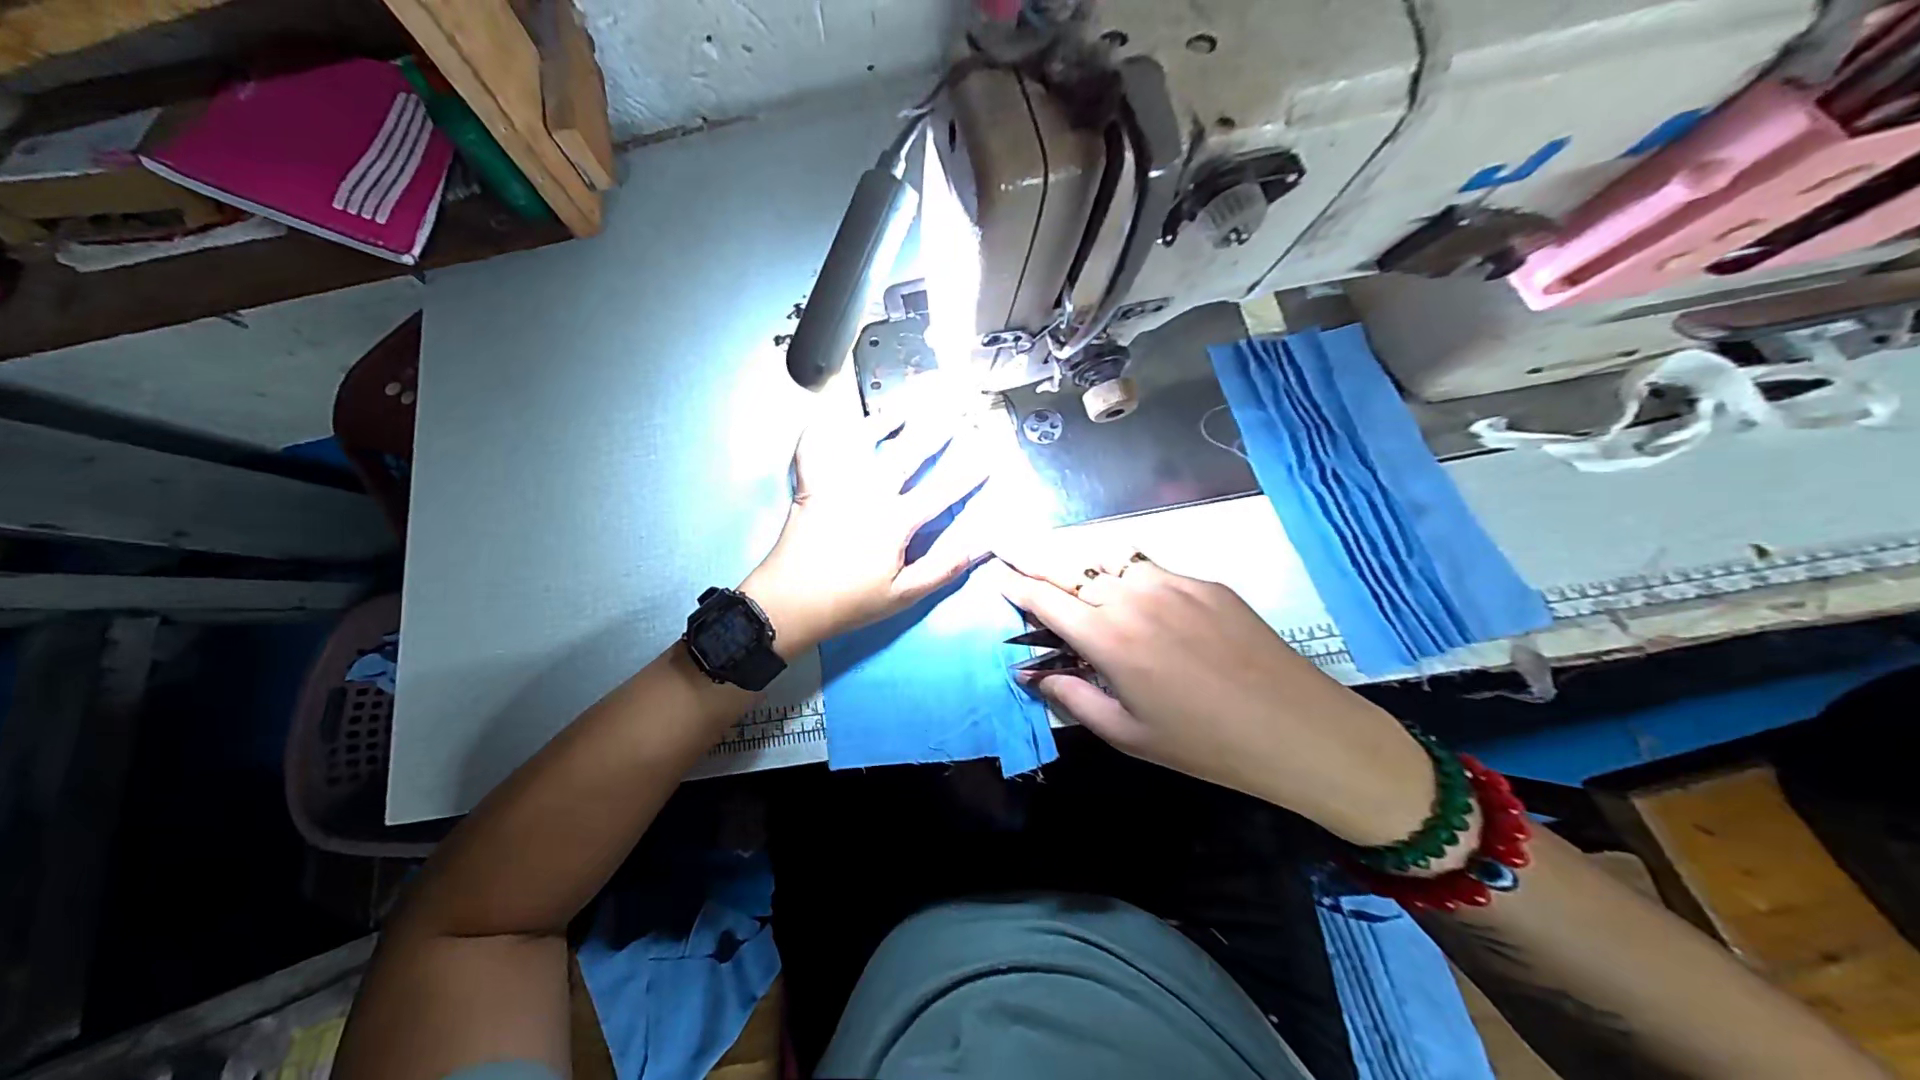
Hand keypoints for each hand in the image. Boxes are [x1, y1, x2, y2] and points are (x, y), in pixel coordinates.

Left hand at [741, 401, 994, 658]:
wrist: (788, 603)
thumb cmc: (848, 603)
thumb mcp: (904, 595)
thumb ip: (943, 568)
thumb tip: (980, 545)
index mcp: (895, 522)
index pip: (942, 491)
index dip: (969, 473)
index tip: (989, 454)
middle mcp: (868, 494)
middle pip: (907, 453)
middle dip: (935, 430)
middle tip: (954, 409)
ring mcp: (837, 486)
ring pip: (864, 442)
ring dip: (887, 420)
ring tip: (906, 405)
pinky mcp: (811, 487)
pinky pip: (813, 450)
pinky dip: (820, 430)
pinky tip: (829, 416)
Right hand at [984, 547, 1437, 846]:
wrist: (1297, 727)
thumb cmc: (1203, 743)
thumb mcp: (1126, 733)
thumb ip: (1071, 697)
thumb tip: (1027, 675)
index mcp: (1107, 638)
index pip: (1045, 599)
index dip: (1015, 585)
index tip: (997, 573)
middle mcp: (1133, 598)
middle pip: (1072, 567)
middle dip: (1038, 559)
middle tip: (1016, 552)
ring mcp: (1174, 583)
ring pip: (1113, 561)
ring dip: (1087, 567)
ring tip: (1080, 581)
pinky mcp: (1206, 582)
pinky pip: (1154, 569)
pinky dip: (1132, 577)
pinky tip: (1141, 601)